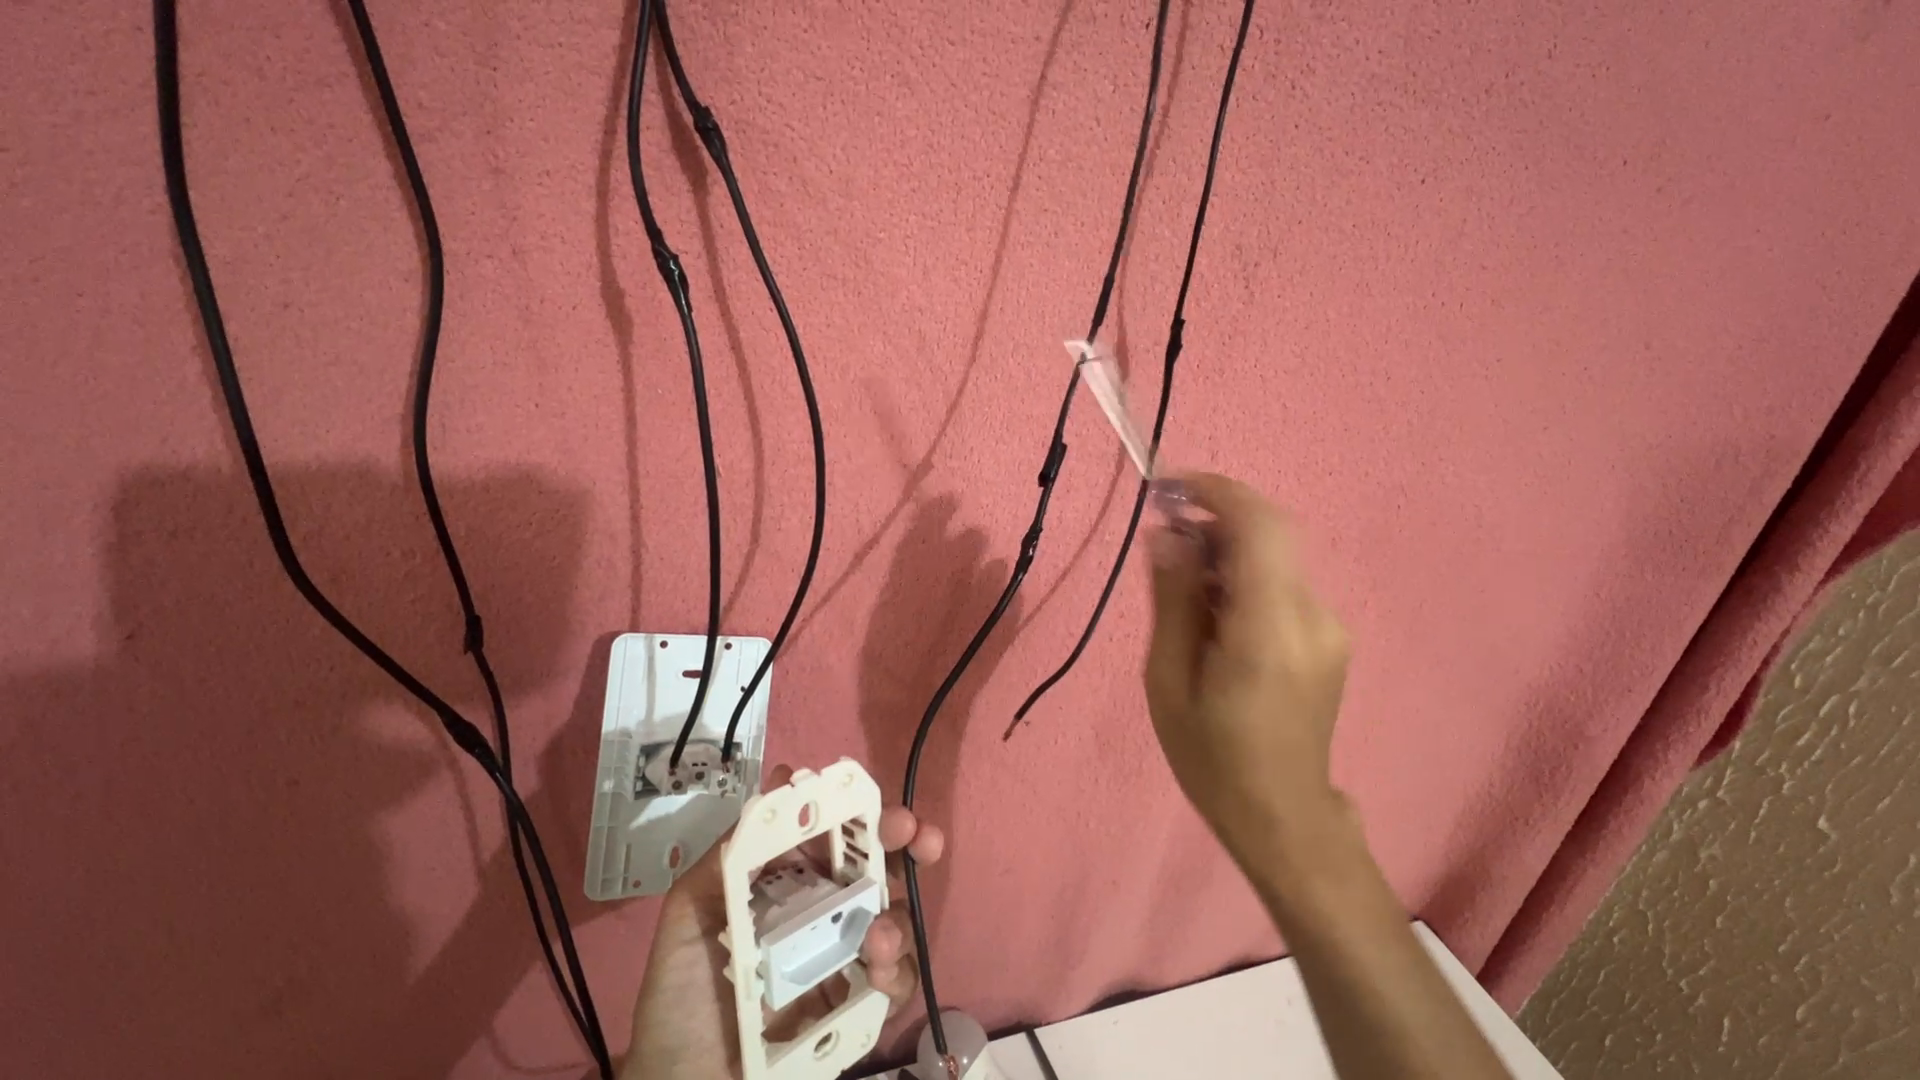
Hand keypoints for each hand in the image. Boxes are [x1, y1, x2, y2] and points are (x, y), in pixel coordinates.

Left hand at [622, 765, 944, 1079]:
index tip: (886, 809)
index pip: (834, 838)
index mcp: (786, 886)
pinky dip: (899, 973)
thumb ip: (733, 852)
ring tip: (878, 940)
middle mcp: (822, 915)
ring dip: (899, 918)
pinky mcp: (857, 1011)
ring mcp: (844, 962)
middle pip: (878, 870)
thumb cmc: (681, 1000)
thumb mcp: (691, 915)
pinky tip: (880, 978)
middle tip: (922, 840)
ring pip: (895, 921)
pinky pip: (896, 982)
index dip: (865, 817)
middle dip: (908, 846)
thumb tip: (784, 781)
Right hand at [1142, 473, 1349, 859]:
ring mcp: (1329, 627)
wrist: (1281, 813)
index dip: (1216, 491)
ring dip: (1229, 549)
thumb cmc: (1210, 757)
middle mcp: (1312, 617)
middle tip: (1166, 535)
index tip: (1168, 486)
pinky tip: (1215, 614)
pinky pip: (1283, 583)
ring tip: (1183, 586)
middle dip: (1218, 515)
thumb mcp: (1167, 680)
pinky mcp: (1330, 637)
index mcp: (1267, 631)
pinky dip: (1246, 576)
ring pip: (1278, 556)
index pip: (1259, 527)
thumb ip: (1173, 600)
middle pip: (1273, 531)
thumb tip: (1166, 535)